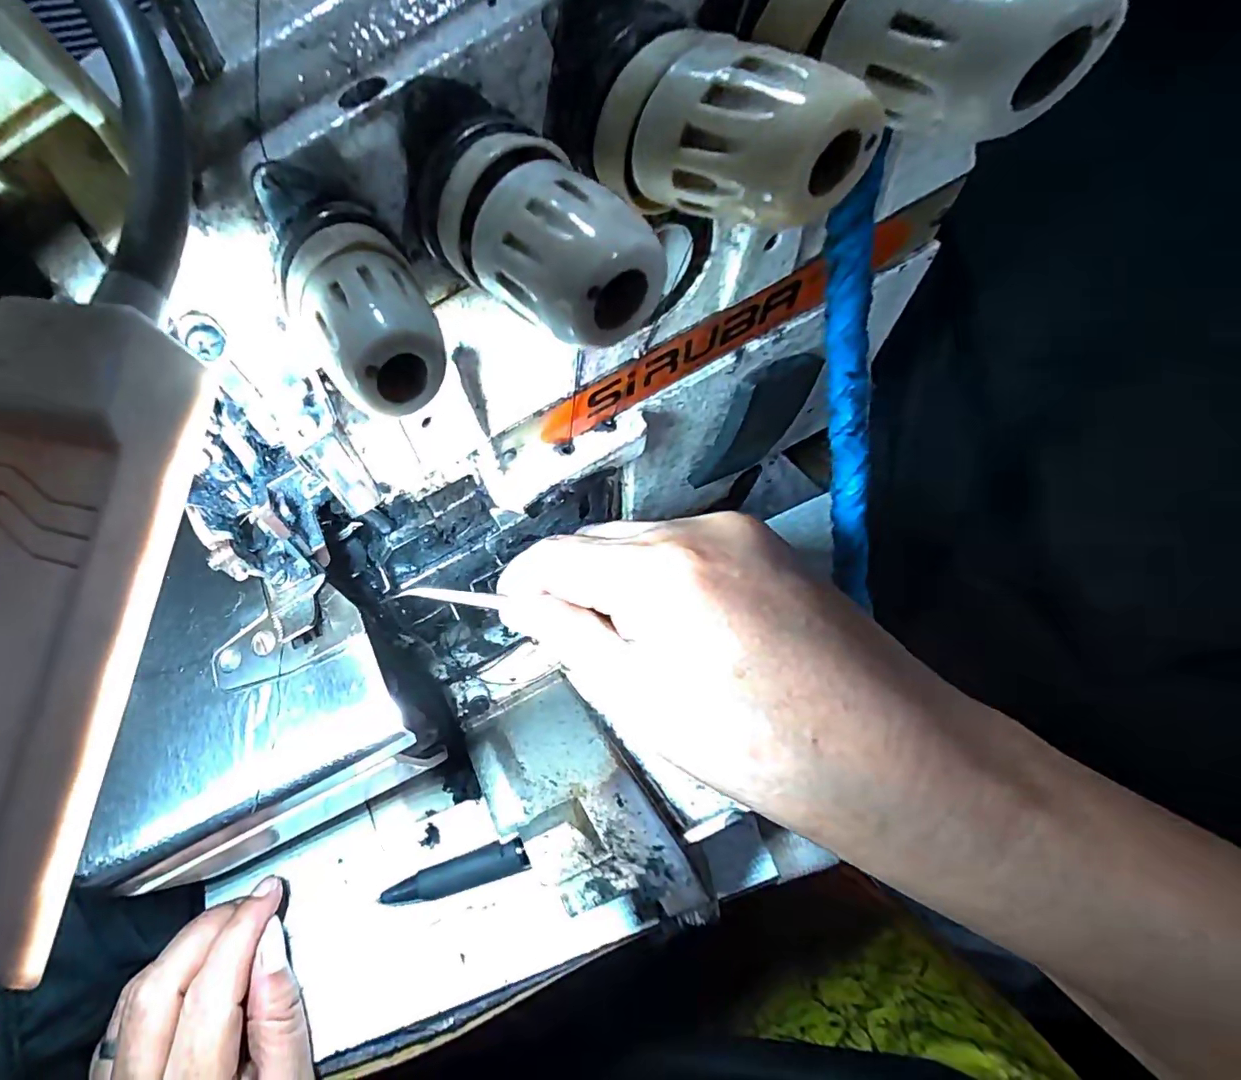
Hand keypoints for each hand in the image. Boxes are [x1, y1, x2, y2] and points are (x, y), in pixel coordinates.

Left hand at [91, 876, 312, 1079]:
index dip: (244, 930)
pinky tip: (190, 963)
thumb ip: (281, 1024)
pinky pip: (124, 1012)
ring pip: (137, 992)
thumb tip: (271, 943)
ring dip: (185, 945)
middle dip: (212, 928)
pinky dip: (161, 973)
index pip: (213, 993)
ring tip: (229, 925)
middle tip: (252, 903)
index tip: (270, 895)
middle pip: (164, 985)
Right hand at [496, 513, 967, 819]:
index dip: (520, 582)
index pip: (554, 555)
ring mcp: (738, 531)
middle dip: (565, 581)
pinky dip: (650, 575)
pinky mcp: (766, 543)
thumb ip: (565, 636)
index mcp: (658, 571)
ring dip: (607, 577)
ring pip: (633, 540)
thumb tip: (520, 604)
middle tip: (566, 636)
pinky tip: (670, 623)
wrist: (899, 761)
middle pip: (591, 540)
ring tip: (625, 638)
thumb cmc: (755, 746)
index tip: (508, 610)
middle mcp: (698, 530)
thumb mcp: (633, 697)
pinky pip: (677, 545)